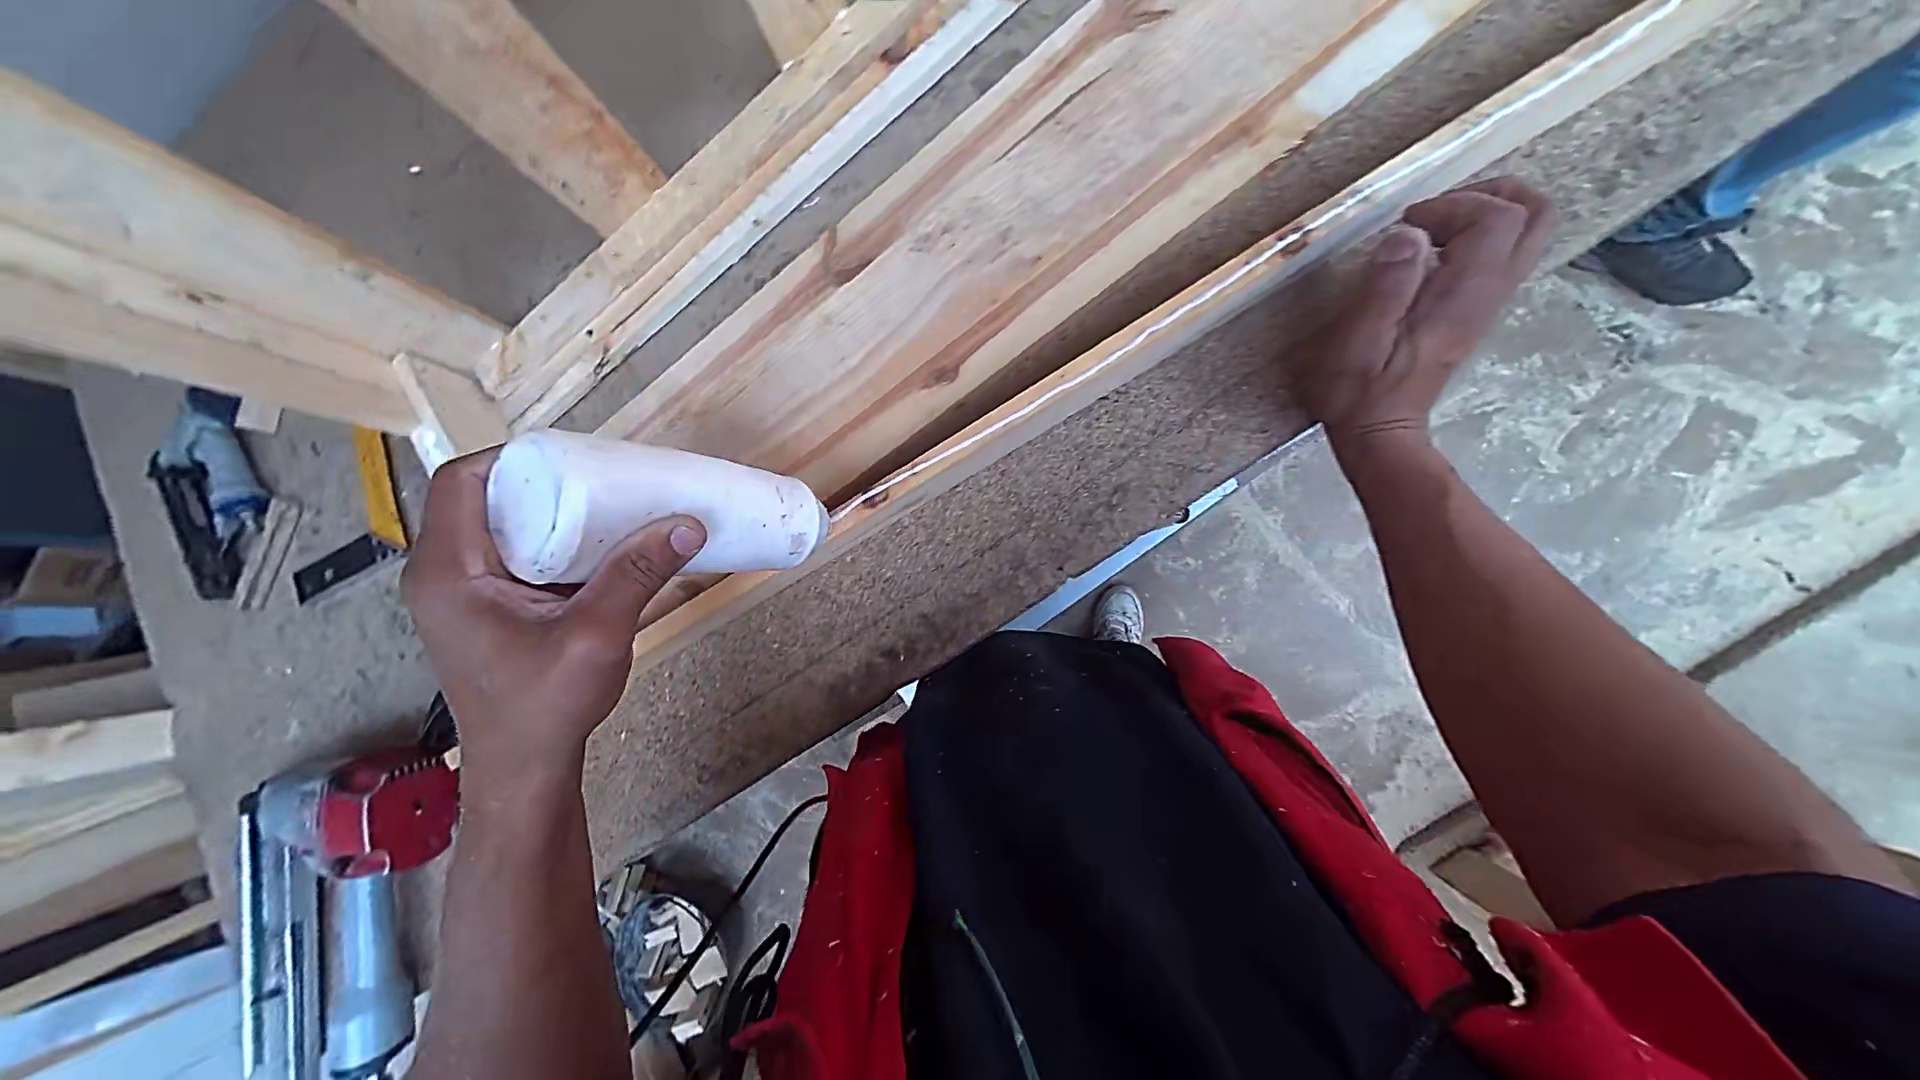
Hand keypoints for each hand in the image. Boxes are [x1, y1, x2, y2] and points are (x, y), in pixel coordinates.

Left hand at [401, 449, 705, 786]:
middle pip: (487, 502)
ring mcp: (469, 596)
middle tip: (607, 480)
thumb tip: (689, 523)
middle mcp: (448, 576)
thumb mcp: (597, 633)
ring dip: (559, 515)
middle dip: (548, 484)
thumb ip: (637, 573)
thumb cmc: (544, 705)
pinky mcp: (494, 612)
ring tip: (614, 508)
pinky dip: (563, 547)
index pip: (460, 483)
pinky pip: (524, 560)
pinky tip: (607, 551)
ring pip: (509, 531)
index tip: (575, 458)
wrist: (525, 767)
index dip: (513, 458)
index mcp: (450, 572)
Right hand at [1299, 178, 1555, 448]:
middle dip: (1494, 194)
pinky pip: (1502, 258)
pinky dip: (1477, 239)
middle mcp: (1488, 294)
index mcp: (1461, 296)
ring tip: (1433, 226)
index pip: (1495, 219)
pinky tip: (1431, 254)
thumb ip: (1386, 286)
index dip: (1454, 204)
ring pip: (1526, 234)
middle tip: (1439, 207)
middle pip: (1535, 217)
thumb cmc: (1360, 391)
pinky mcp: (1474, 315)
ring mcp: (1486, 305)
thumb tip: (1406, 235)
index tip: (1405, 222)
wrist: (1380, 432)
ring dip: (1486, 214)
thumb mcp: (1359, 342)